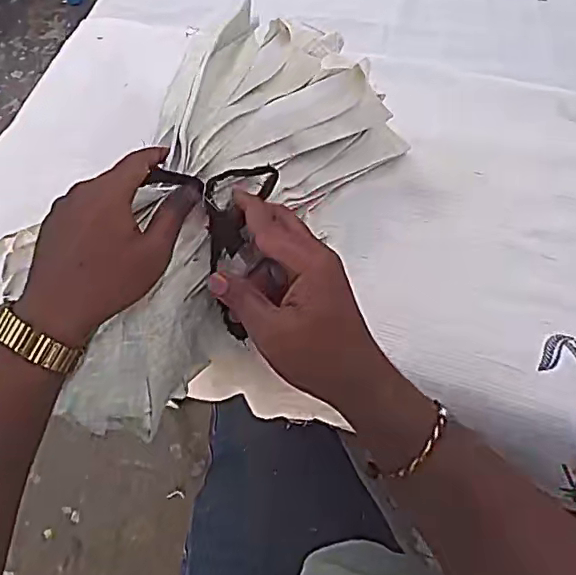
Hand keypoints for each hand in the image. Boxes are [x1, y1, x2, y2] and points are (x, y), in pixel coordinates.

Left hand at [14, 148, 196, 347]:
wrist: (56, 312)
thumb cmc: (103, 284)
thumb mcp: (153, 251)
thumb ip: (173, 214)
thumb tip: (187, 192)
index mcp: (107, 193)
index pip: (136, 160)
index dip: (156, 156)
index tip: (167, 155)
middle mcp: (81, 194)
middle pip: (116, 175)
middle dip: (141, 178)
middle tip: (161, 188)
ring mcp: (63, 208)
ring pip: (98, 190)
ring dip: (119, 196)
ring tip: (137, 216)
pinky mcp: (53, 223)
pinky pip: (82, 205)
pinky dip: (100, 210)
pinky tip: (109, 233)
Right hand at [207, 191, 397, 414]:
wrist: (356, 379)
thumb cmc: (324, 358)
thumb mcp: (271, 331)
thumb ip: (242, 299)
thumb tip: (219, 279)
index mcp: (310, 263)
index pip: (271, 226)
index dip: (248, 210)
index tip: (232, 195)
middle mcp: (320, 260)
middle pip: (283, 226)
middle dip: (255, 221)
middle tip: (227, 222)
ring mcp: (322, 272)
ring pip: (285, 247)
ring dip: (260, 255)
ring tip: (235, 278)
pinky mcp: (321, 285)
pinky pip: (290, 265)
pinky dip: (270, 272)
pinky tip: (254, 294)